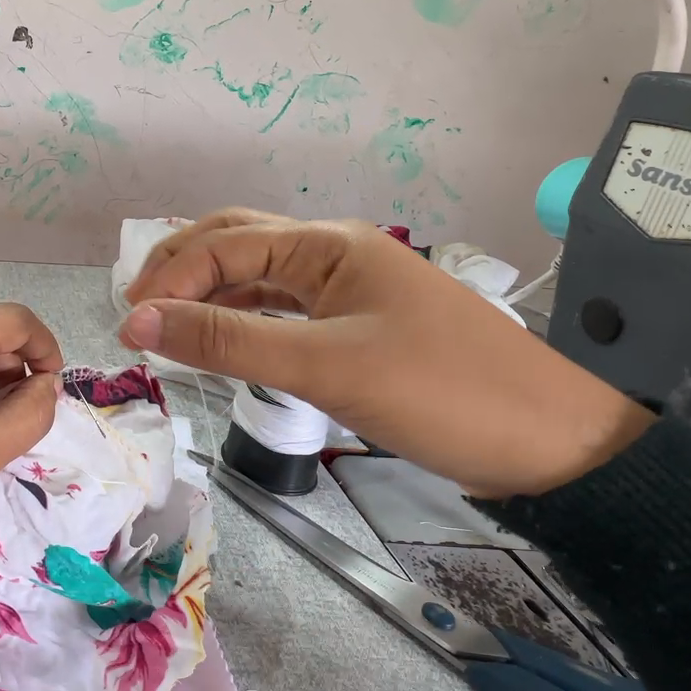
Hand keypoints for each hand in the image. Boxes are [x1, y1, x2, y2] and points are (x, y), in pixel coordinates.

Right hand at [120, 209, 651, 497]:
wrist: (561, 448)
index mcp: (327, 244)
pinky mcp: (359, 322)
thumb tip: (135, 320)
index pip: (223, 246)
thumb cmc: (442, 394)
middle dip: (180, 268)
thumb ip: (226, 341)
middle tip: (137, 310)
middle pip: (236, 243)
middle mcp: (333, 252)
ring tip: (166, 324)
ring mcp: (348, 287)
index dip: (169, 282)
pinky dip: (242, 316)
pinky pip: (282, 306)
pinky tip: (223, 337)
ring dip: (208, 292)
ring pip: (258, 274)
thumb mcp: (324, 367)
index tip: (129, 327)